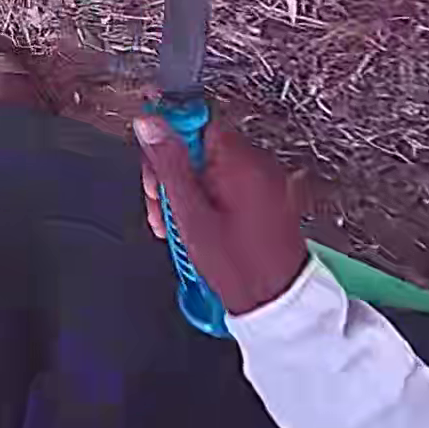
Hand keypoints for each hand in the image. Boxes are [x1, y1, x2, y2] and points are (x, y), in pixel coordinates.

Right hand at [135, 116, 308, 313]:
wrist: (279, 307)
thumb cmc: (238, 266)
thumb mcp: (190, 212)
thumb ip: (168, 162)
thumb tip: (149, 123)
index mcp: (239, 159)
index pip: (192, 120)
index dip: (166, 137)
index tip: (152, 156)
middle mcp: (255, 162)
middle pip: (195, 143)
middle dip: (170, 170)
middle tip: (159, 199)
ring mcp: (262, 178)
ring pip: (205, 164)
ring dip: (182, 186)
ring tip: (172, 218)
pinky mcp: (262, 194)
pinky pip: (222, 179)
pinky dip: (203, 195)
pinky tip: (192, 220)